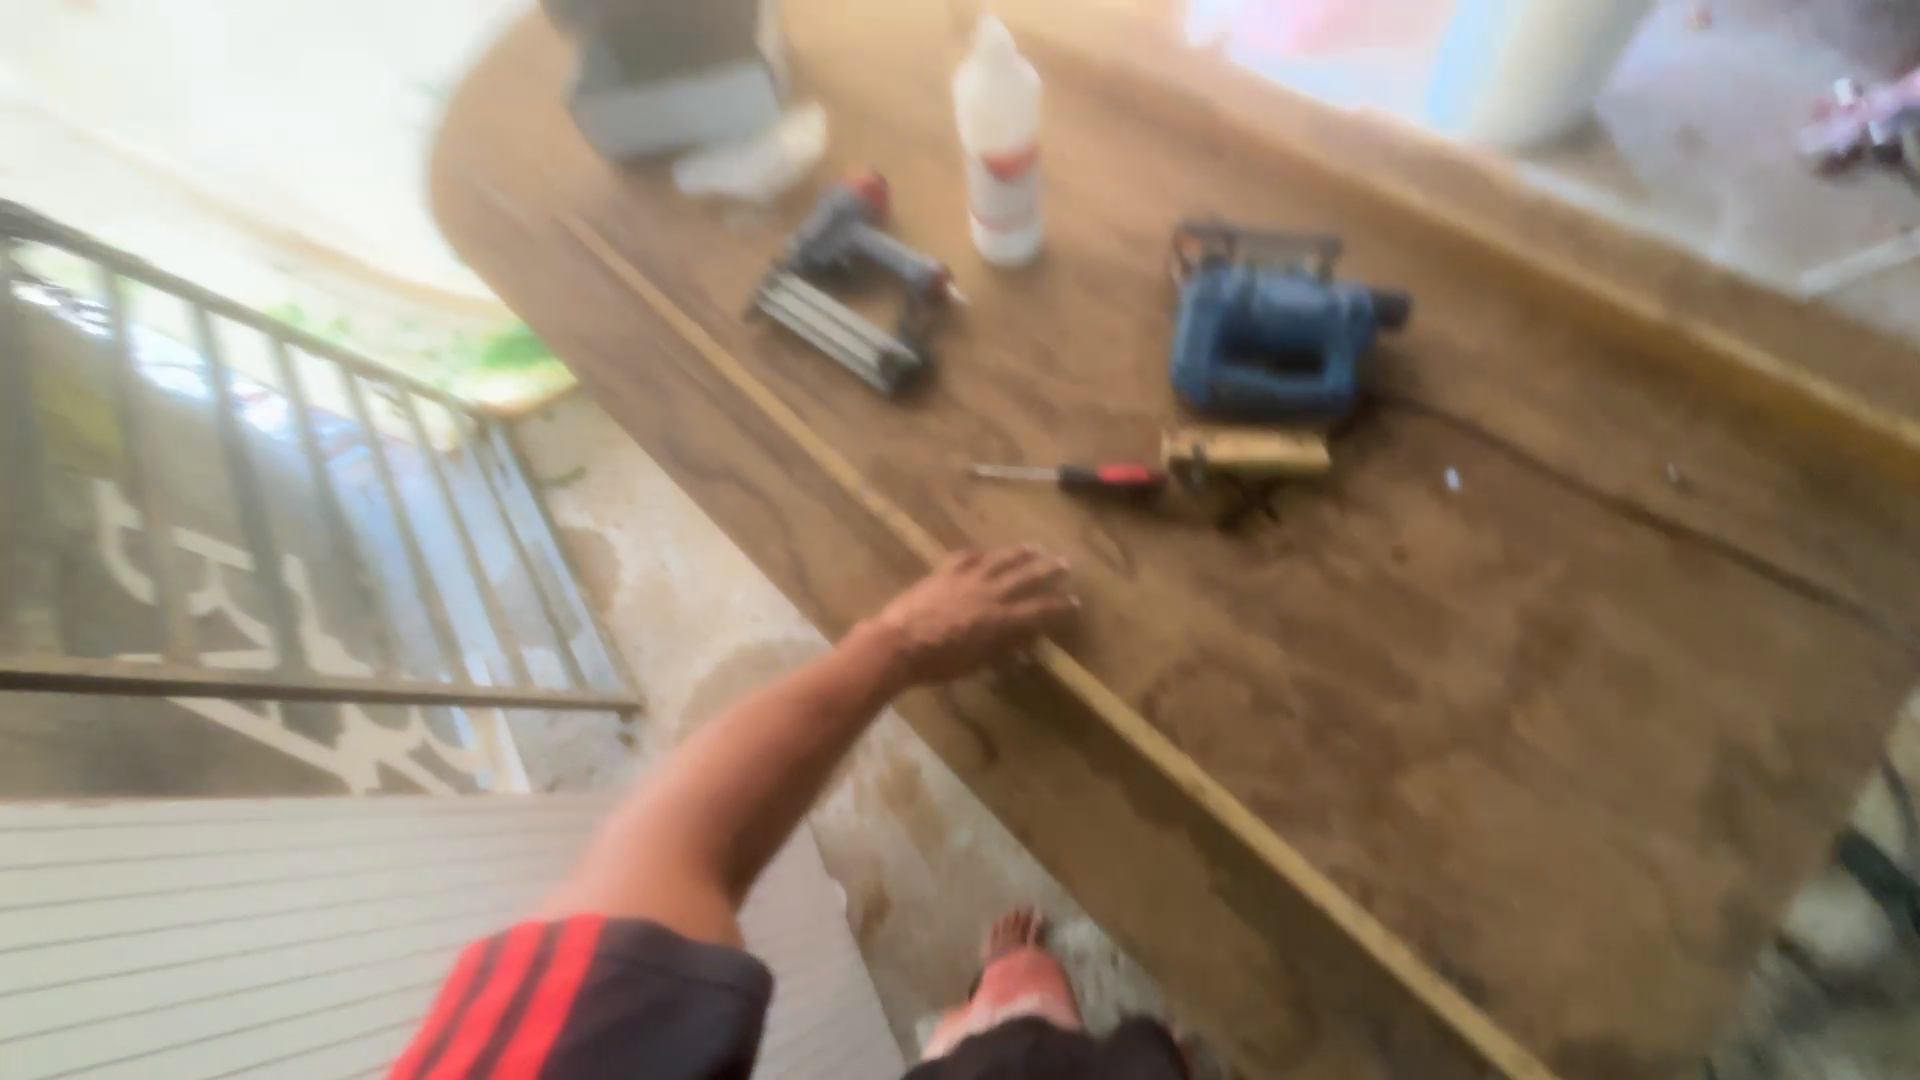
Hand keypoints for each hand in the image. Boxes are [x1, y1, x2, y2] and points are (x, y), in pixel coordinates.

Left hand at [862, 545, 1077, 686]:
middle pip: (1024, 577)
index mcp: (999, 619)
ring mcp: (965, 578)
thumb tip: (1024, 645)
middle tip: (1065, 563)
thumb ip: (1001, 651)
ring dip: (1018, 553)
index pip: (1037, 610)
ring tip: (1034, 547)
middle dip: (1047, 570)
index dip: (1058, 606)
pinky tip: (985, 551)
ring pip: (999, 560)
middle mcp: (988, 593)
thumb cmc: (937, 663)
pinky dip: (979, 553)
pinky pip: (966, 557)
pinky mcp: (944, 572)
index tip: (1074, 601)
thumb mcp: (975, 664)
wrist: (897, 644)